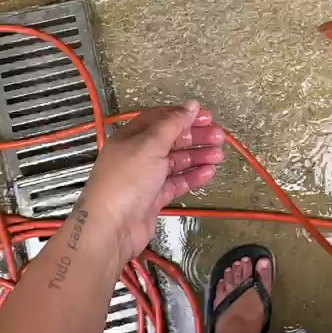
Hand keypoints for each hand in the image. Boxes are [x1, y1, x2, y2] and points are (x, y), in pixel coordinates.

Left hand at [71, 101, 225, 265]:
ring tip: (219, 155)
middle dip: (195, 136)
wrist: (112, 227)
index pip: (161, 119)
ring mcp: (147, 177)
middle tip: (219, 137)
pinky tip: (209, 173)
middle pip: (171, 139)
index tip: (206, 117)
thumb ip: (172, 124)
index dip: (183, 116)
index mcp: (132, 136)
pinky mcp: (155, 197)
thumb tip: (192, 105)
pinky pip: (177, 182)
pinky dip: (193, 177)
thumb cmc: (126, 180)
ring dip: (198, 156)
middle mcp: (138, 154)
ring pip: (176, 162)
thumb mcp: (150, 145)